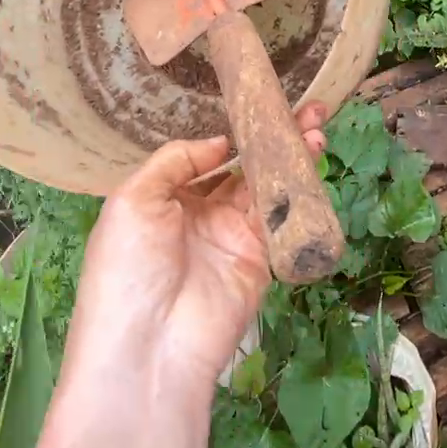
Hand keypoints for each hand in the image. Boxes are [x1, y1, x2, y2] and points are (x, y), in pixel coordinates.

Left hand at [32, 103, 329, 447]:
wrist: (148, 346)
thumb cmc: (128, 266)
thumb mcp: (132, 200)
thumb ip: (175, 159)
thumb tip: (221, 141)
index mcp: (168, 197)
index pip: (209, 155)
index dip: (236, 128)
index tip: (260, 101)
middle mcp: (205, 212)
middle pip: (248, 164)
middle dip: (276, 136)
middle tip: (308, 108)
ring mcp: (237, 234)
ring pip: (272, 184)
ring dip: (295, 154)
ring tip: (317, 126)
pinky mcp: (265, 256)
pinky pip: (285, 215)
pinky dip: (302, 187)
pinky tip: (313, 159)